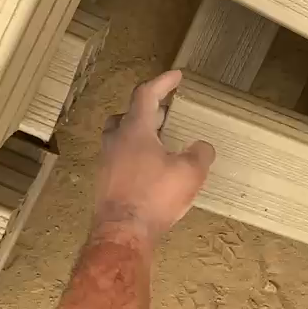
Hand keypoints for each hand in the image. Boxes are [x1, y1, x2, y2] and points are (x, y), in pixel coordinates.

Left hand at [92, 70, 213, 251]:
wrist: (122, 233)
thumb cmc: (155, 197)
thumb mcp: (190, 173)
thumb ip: (200, 154)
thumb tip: (202, 146)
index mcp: (135, 130)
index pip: (146, 95)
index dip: (163, 82)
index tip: (176, 76)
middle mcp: (116, 141)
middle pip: (127, 114)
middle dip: (149, 110)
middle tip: (167, 113)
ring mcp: (107, 162)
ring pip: (120, 137)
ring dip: (140, 134)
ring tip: (160, 142)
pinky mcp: (105, 182)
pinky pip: (120, 159)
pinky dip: (135, 156)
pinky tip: (151, 170)